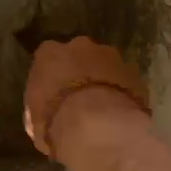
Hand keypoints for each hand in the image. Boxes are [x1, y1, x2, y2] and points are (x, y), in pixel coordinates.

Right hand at [24, 38, 151, 159]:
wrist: (98, 125)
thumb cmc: (56, 120)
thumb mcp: (36, 122)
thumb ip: (40, 114)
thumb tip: (44, 123)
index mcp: (48, 53)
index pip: (48, 59)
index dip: (52, 78)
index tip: (54, 96)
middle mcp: (80, 45)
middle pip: (79, 55)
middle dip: (80, 72)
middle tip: (80, 98)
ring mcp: (111, 56)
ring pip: (105, 65)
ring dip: (104, 81)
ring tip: (104, 108)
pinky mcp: (134, 72)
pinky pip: (125, 81)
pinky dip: (122, 93)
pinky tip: (120, 114)